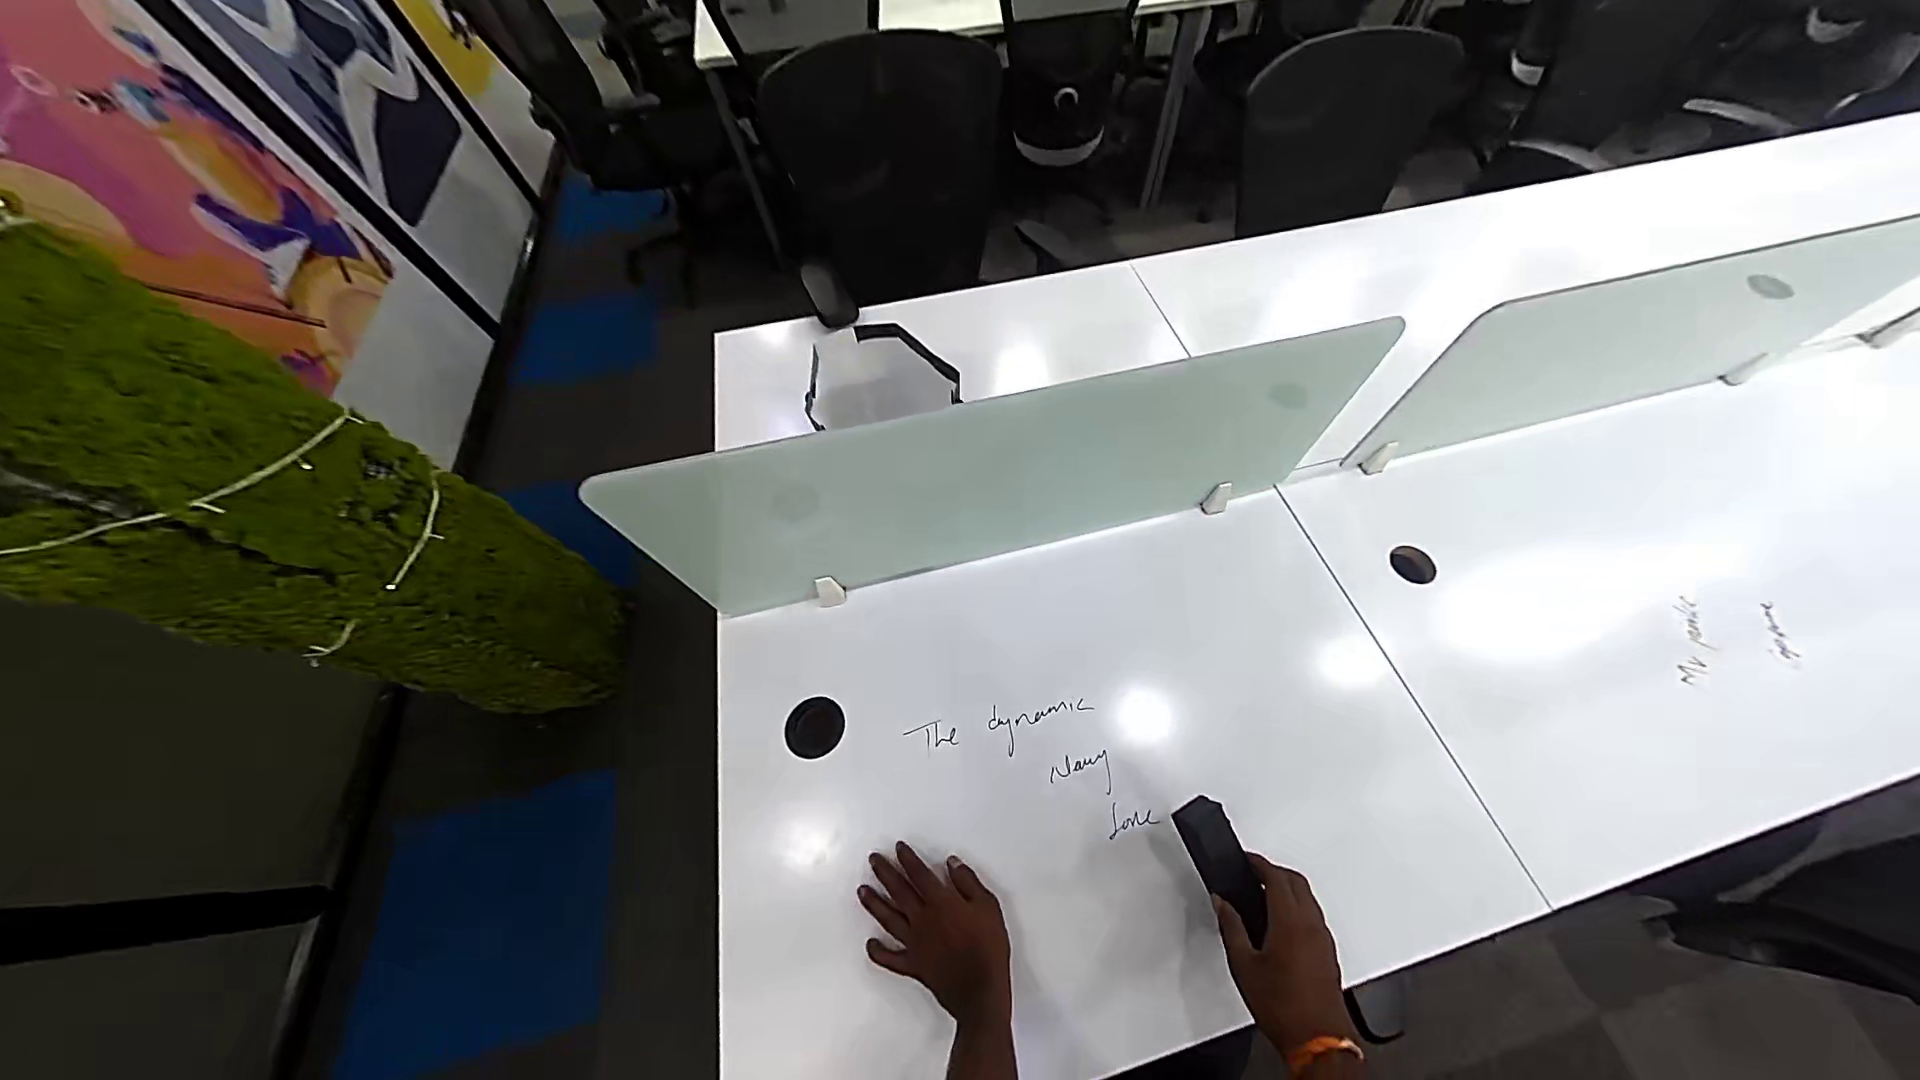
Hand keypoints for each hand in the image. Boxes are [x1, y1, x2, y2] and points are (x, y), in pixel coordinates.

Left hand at [859, 842, 1011, 1025]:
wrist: (981, 990)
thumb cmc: (988, 947)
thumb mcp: (987, 906)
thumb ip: (968, 881)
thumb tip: (952, 863)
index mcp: (941, 902)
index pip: (919, 874)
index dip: (907, 859)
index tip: (898, 848)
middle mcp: (922, 919)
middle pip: (899, 891)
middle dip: (885, 872)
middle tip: (873, 860)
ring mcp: (915, 943)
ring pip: (889, 919)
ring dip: (874, 904)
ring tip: (863, 891)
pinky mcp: (914, 966)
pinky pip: (891, 958)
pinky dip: (879, 952)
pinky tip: (870, 944)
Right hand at [1213, 854, 1355, 1054]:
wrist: (1319, 1044)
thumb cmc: (1285, 1010)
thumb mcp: (1243, 964)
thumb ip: (1231, 926)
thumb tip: (1222, 903)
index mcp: (1290, 923)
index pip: (1276, 877)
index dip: (1259, 863)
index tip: (1247, 859)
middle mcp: (1312, 927)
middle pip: (1297, 882)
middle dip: (1275, 871)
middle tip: (1255, 871)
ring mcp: (1325, 941)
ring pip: (1309, 898)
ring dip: (1289, 887)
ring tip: (1267, 891)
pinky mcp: (1330, 955)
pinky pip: (1316, 916)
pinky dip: (1300, 906)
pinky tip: (1285, 919)